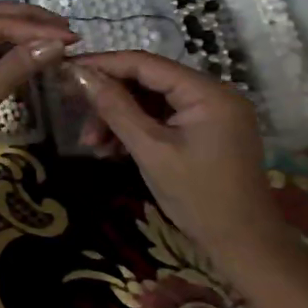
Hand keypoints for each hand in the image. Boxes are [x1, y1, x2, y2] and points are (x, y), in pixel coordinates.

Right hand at [64, 51, 280, 252]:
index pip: (145, 63)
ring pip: (149, 101)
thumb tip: (80, 75)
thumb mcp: (149, 149)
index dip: (102, 64)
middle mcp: (212, 94)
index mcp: (207, 93)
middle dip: (108, 98)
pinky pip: (160, 118)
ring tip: (91, 143)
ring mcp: (210, 113)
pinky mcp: (204, 130)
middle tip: (74, 113)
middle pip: (146, 81)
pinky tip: (110, 149)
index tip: (65, 69)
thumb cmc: (198, 196)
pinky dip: (134, 129)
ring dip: (117, 118)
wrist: (242, 243)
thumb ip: (115, 108)